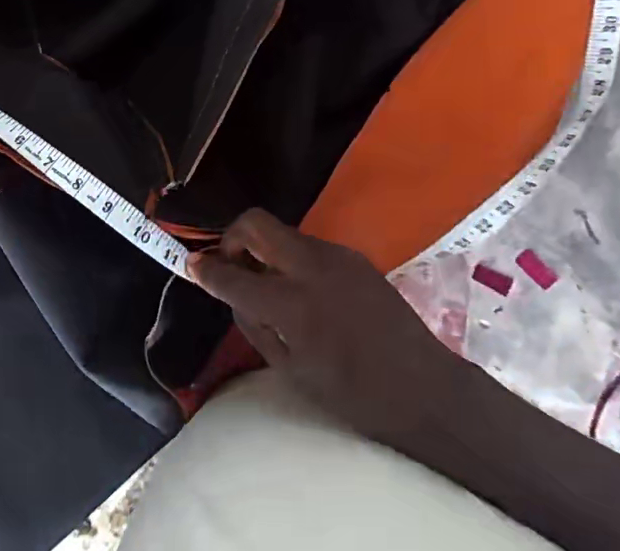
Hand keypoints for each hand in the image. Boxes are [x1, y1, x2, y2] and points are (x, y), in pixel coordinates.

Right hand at [187, 208, 465, 445]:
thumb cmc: (354, 395)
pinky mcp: (353, 256)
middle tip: (230, 265)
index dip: (205, 269)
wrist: (426, 390)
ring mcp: (337, 255)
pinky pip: (308, 247)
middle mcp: (312, 268)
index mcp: (293, 305)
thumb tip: (233, 294)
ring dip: (264, 251)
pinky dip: (291, 260)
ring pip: (282, 234)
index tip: (192, 265)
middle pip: (255, 223)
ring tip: (268, 285)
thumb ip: (254, 324)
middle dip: (232, 238)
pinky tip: (302, 291)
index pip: (233, 275)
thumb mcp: (291, 369)